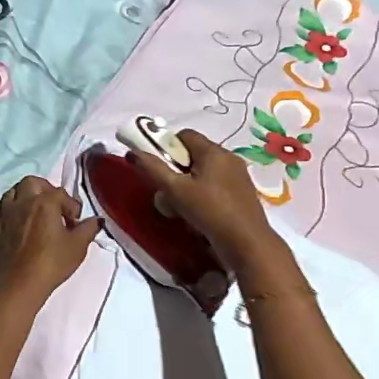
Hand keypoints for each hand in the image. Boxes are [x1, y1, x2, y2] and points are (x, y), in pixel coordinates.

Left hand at [0, 176, 101, 304]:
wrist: (15, 284)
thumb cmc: (50, 263)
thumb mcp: (77, 247)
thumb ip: (88, 229)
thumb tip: (96, 220)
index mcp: (44, 202)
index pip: (61, 194)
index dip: (72, 207)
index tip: (75, 223)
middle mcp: (21, 201)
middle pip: (32, 182)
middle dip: (45, 190)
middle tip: (54, 208)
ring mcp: (4, 213)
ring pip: (13, 192)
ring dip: (26, 197)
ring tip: (36, 213)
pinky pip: (1, 209)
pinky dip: (11, 211)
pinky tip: (18, 224)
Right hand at [126, 130, 280, 267]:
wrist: (247, 243)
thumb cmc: (209, 212)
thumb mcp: (175, 190)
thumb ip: (152, 169)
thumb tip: (131, 152)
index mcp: (213, 151)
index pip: (184, 135)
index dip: (167, 147)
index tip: (159, 168)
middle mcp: (228, 158)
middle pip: (194, 155)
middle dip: (176, 171)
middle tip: (167, 192)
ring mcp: (238, 176)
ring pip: (204, 172)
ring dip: (188, 186)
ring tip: (181, 208)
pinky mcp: (243, 193)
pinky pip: (216, 186)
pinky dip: (203, 195)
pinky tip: (198, 215)